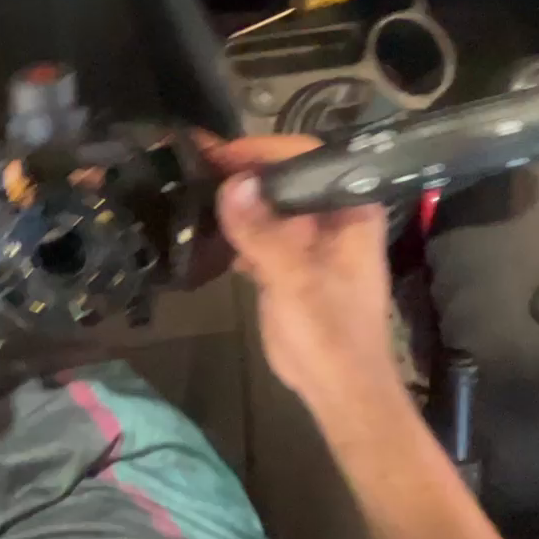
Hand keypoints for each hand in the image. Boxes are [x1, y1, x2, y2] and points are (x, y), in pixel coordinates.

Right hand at [203, 135, 409, 422]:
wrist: (335, 387)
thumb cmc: (330, 334)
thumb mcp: (296, 281)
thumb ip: (264, 233)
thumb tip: (231, 185)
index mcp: (349, 212)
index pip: (309, 159)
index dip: (264, 151)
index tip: (220, 154)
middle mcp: (329, 218)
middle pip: (283, 178)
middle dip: (240, 170)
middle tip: (194, 164)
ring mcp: (304, 240)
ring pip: (265, 204)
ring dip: (230, 197)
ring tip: (189, 186)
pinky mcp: (282, 262)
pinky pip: (253, 232)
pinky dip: (228, 227)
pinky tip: (199, 224)